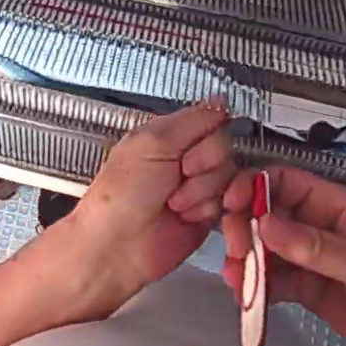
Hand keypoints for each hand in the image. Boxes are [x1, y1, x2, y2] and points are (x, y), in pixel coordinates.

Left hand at [59, 101, 235, 312]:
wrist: (118, 245)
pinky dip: (206, 208)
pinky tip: (184, 215)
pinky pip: (228, 202)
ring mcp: (197, 185)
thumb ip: (192, 119)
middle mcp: (185, 157)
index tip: (188, 149)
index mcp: (169, 134)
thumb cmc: (121, 194)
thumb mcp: (153, 142)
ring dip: (201, 190)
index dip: (207, 136)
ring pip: (228, 176)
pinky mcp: (206, 211)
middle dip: (203, 165)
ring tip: (174, 202)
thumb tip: (221, 99)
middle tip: (176, 176)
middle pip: (224, 148)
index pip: (212, 120)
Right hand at [220, 166, 345, 345]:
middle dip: (244, 227)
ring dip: (246, 261)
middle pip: (268, 214)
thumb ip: (319, 247)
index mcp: (339, 207)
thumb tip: (267, 225)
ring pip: (267, 250)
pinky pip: (275, 282)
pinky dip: (257, 289)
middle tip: (233, 249)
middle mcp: (320, 228)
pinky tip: (248, 298)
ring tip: (236, 279)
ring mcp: (313, 260)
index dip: (255, 186)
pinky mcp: (309, 290)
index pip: (287, 182)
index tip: (232, 203)